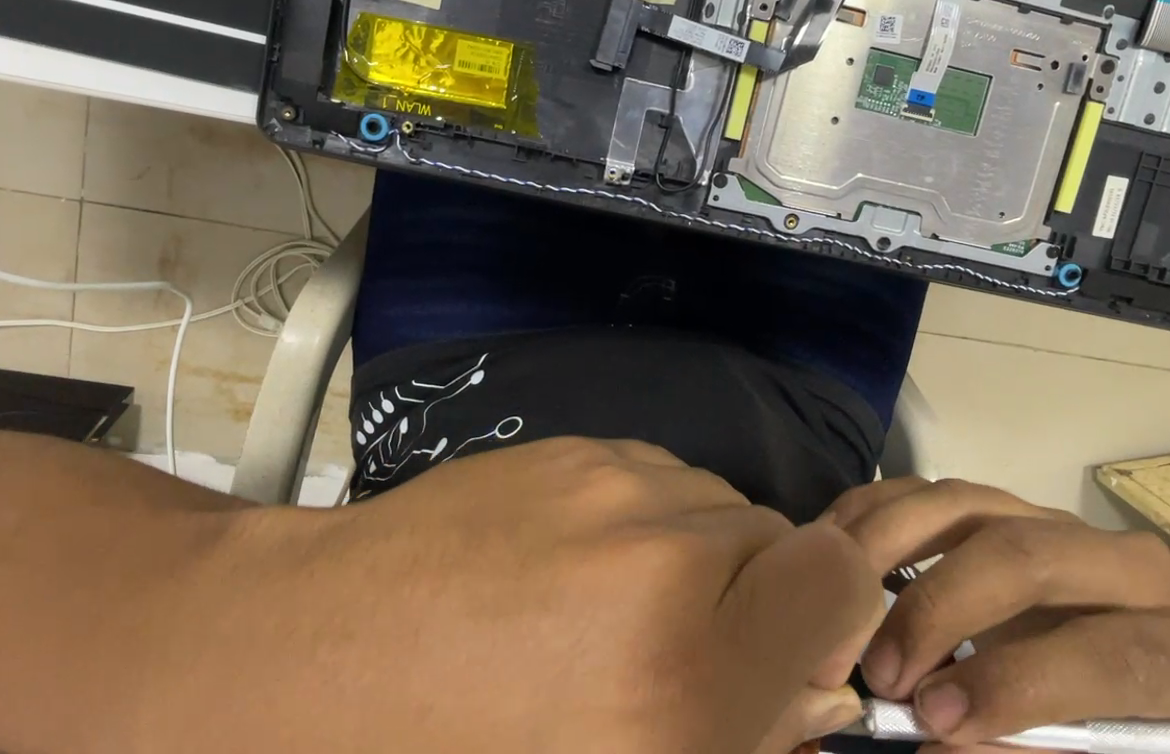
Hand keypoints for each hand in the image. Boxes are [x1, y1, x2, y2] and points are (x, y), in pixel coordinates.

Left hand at [148, 437, 883, 753]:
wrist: (325, 653)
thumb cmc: (467, 741)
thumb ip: (741, 732)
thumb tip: (809, 686)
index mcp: (687, 675)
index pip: (843, 581)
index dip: (829, 617)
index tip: (783, 655)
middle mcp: (666, 555)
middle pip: (780, 540)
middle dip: (755, 595)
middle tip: (680, 643)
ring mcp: (615, 481)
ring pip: (716, 501)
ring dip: (695, 550)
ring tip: (612, 600)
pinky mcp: (572, 444)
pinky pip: (654, 475)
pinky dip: (642, 516)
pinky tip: (572, 559)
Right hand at [824, 478, 1169, 750]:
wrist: (1150, 705)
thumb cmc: (1135, 744)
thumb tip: (940, 741)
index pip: (1110, 656)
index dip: (1016, 687)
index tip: (933, 719)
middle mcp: (1133, 568)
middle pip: (1025, 556)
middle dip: (939, 611)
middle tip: (880, 674)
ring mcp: (1060, 524)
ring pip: (966, 504)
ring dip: (890, 547)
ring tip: (840, 605)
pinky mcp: (1006, 508)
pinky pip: (932, 491)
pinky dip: (876, 513)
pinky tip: (835, 548)